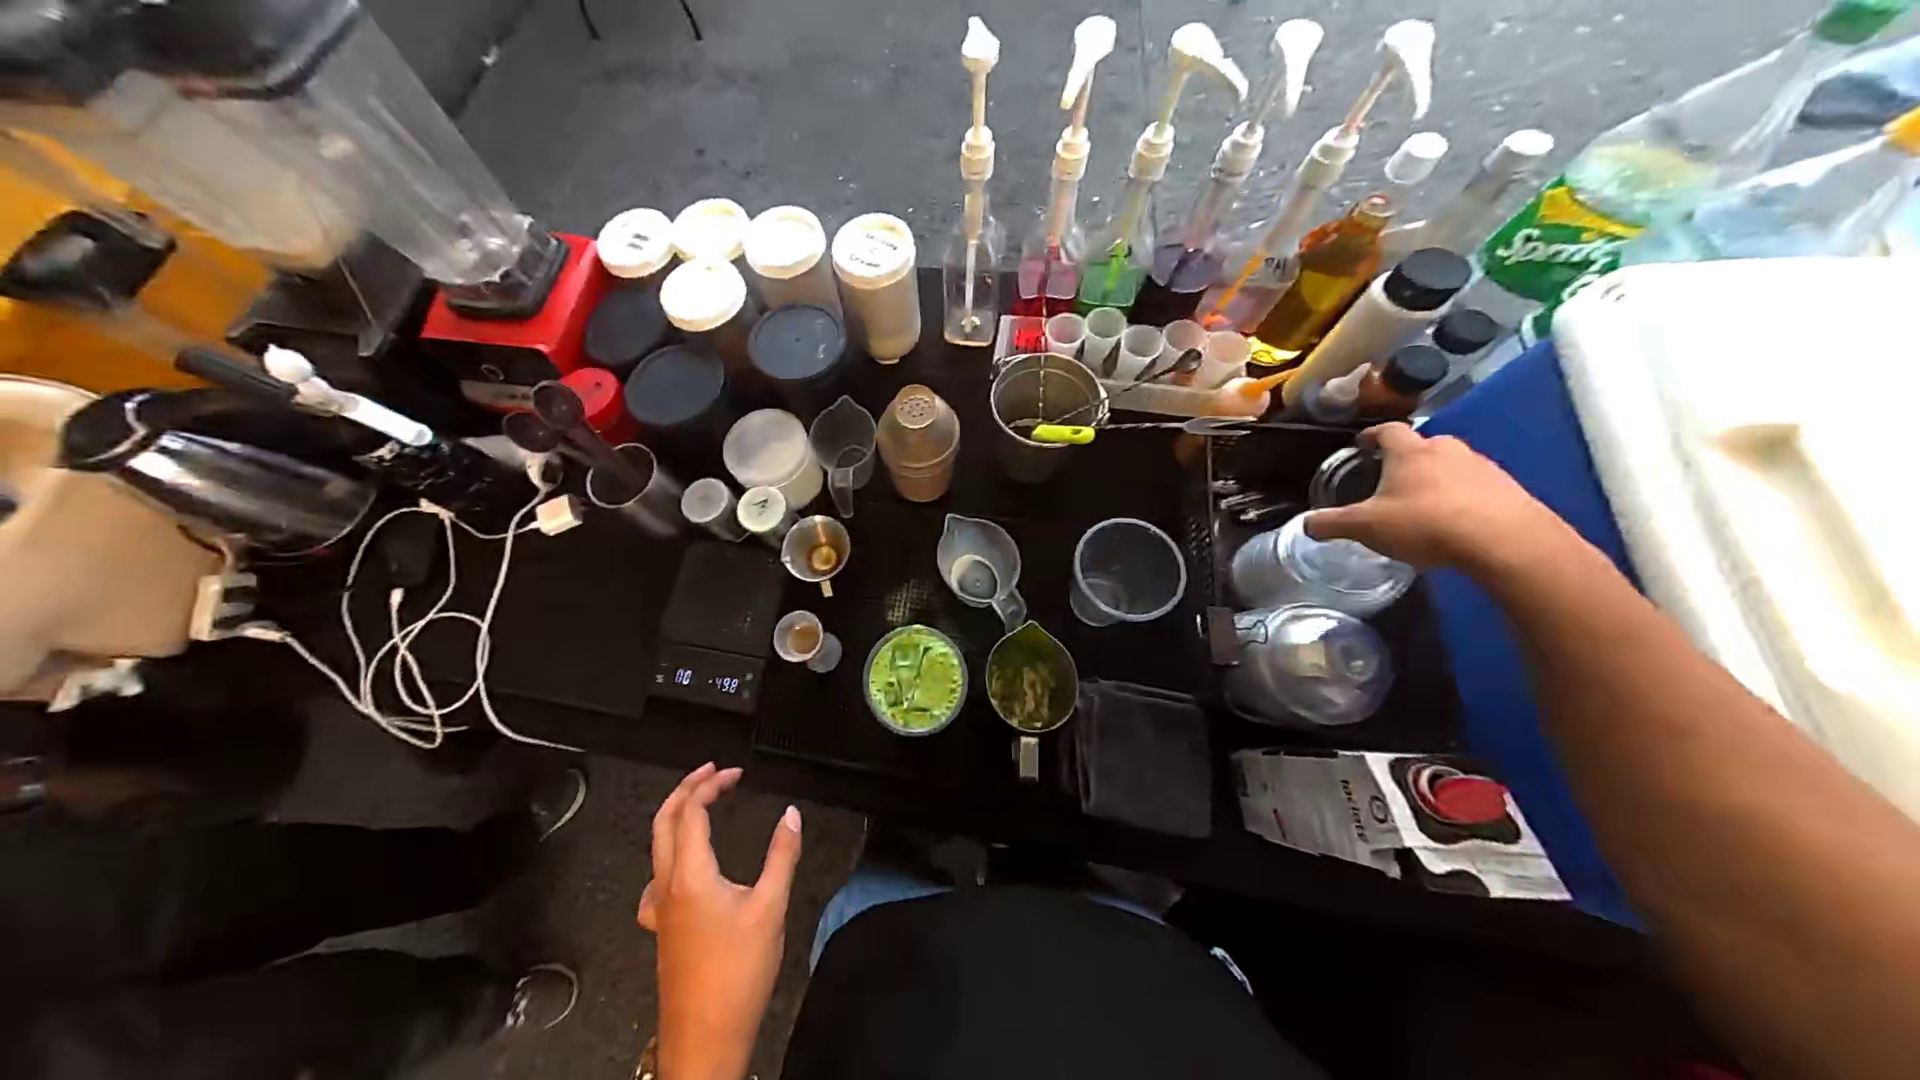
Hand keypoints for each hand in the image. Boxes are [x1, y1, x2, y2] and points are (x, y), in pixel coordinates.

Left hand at [638, 763, 801, 1079]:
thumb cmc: (738, 973)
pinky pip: (656, 877)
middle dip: (685, 788)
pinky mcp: (661, 927)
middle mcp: (666, 886)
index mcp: (690, 875)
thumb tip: (791, 815)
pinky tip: (684, 867)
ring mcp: (658, 908)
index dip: (710, 784)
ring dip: (676, 815)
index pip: (690, 811)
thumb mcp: (771, 907)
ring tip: (700, 804)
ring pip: (656, 846)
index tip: (735, 773)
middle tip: (712, 771)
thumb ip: (782, 855)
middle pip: (663, 821)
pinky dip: (671, 852)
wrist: (705, 1037)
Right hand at [1306, 423, 1573, 574]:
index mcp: (1410, 452)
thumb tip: (1305, 524)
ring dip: (1438, 476)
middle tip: (1394, 476)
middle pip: (1424, 444)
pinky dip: (1463, 496)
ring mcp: (1482, 467)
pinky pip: (1477, 486)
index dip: (1373, 435)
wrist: (1504, 541)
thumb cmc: (1425, 524)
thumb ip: (1332, 524)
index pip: (1389, 430)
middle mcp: (1447, 450)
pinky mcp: (1508, 489)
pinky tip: (1456, 519)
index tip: (1363, 443)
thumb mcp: (1366, 527)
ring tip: (1424, 501)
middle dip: (1408, 457)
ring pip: (1453, 464)